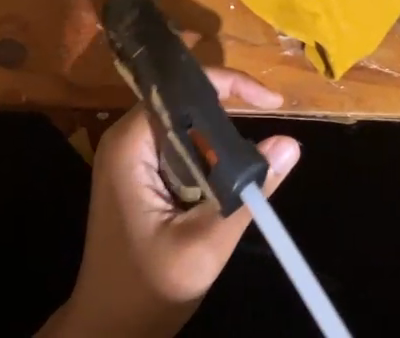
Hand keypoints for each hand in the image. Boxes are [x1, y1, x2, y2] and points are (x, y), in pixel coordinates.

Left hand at [42, 69, 300, 337]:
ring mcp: (131, 159)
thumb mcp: (204, 245)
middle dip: (230, 113)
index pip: (181, 91)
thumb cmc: (147, 290)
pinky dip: (209, 161)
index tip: (273, 102)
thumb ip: (246, 193)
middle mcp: (127, 140)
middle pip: (184, 105)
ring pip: (186, 129)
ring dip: (221, 142)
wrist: (109, 331)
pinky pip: (181, 152)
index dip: (228, 86)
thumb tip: (291, 144)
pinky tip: (230, 179)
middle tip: (272, 125)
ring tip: (255, 158)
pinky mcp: (140, 178)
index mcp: (130, 144)